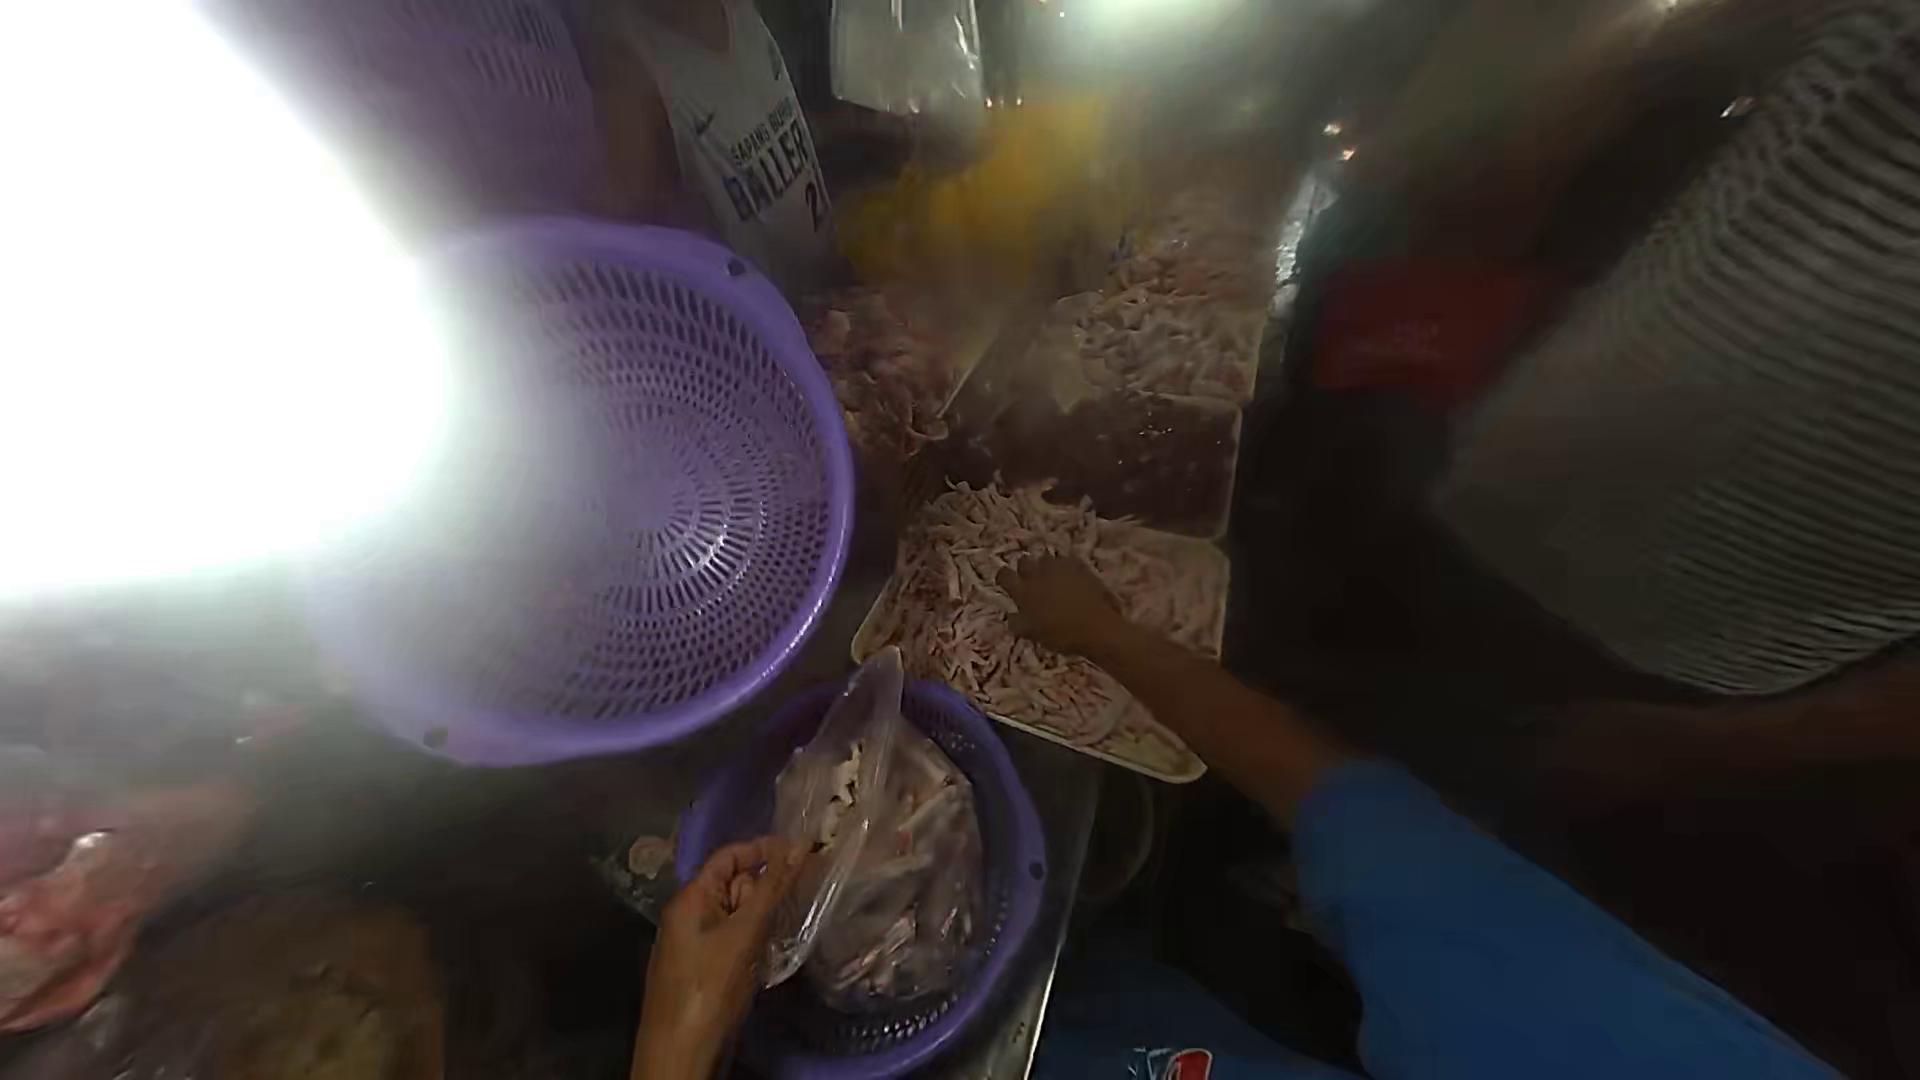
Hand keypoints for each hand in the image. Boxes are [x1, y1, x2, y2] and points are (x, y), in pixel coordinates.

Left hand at [632, 837, 805, 1079]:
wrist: (679, 1062)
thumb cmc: (710, 988)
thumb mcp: (745, 932)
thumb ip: (773, 886)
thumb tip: (800, 844)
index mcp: (690, 899)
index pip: (730, 856)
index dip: (764, 849)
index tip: (801, 852)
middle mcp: (689, 915)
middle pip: (736, 883)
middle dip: (765, 891)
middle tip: (789, 905)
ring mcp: (695, 943)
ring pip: (739, 912)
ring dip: (763, 918)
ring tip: (779, 933)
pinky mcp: (704, 968)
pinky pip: (735, 937)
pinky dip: (755, 939)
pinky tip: (768, 954)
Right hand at [996, 556, 1127, 658]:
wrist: (1096, 628)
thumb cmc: (1060, 635)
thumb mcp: (1031, 634)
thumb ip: (1016, 622)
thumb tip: (1010, 615)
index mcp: (1023, 591)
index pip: (1004, 575)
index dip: (1004, 578)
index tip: (1007, 583)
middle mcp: (1037, 574)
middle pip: (1023, 561)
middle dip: (1025, 568)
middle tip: (1031, 581)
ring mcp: (1059, 568)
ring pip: (1045, 558)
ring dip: (1046, 567)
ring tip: (1052, 578)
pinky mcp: (1078, 566)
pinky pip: (1067, 560)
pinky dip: (1066, 567)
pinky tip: (1071, 577)